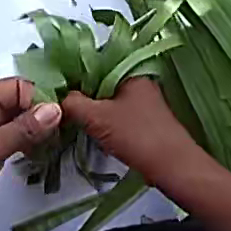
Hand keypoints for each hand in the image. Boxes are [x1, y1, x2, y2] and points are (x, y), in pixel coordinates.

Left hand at [0, 77, 62, 230]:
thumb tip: (54, 109)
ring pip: (20, 121)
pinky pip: (18, 138)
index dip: (38, 98)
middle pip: (19, 102)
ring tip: (56, 140)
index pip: (15, 87)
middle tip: (64, 128)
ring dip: (38, 128)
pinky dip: (32, 142)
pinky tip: (44, 150)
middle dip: (41, 113)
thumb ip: (24, 127)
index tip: (61, 114)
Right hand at [63, 77, 230, 230]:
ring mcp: (144, 103)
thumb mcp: (96, 116)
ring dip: (93, 111)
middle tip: (64, 107)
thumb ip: (72, 103)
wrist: (172, 166)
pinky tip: (95, 133)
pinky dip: (104, 122)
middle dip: (83, 95)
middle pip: (101, 83)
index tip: (58, 88)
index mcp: (131, 73)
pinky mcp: (145, 122)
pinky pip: (117, 115)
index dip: (75, 74)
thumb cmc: (136, 135)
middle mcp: (140, 83)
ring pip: (109, 101)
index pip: (96, 63)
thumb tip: (58, 98)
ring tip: (76, 121)